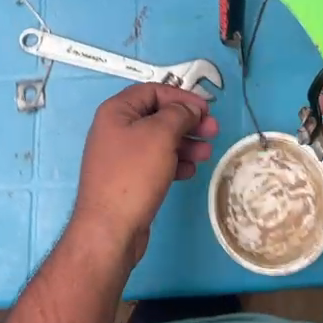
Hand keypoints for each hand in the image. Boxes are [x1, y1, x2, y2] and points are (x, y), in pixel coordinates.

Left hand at [70, 83, 218, 262]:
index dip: (181, 97)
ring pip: (159, 141)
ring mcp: (120, 157)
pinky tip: (189, 171)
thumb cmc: (134, 174)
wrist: (109, 231)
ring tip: (207, 154)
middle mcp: (115, 130)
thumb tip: (190, 108)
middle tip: (213, 131)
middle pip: (158, 116)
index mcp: (116, 111)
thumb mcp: (161, 135)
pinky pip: (154, 163)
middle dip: (187, 122)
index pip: (153, 91)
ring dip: (185, 144)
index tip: (205, 110)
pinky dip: (174, 163)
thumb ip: (179, 114)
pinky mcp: (127, 180)